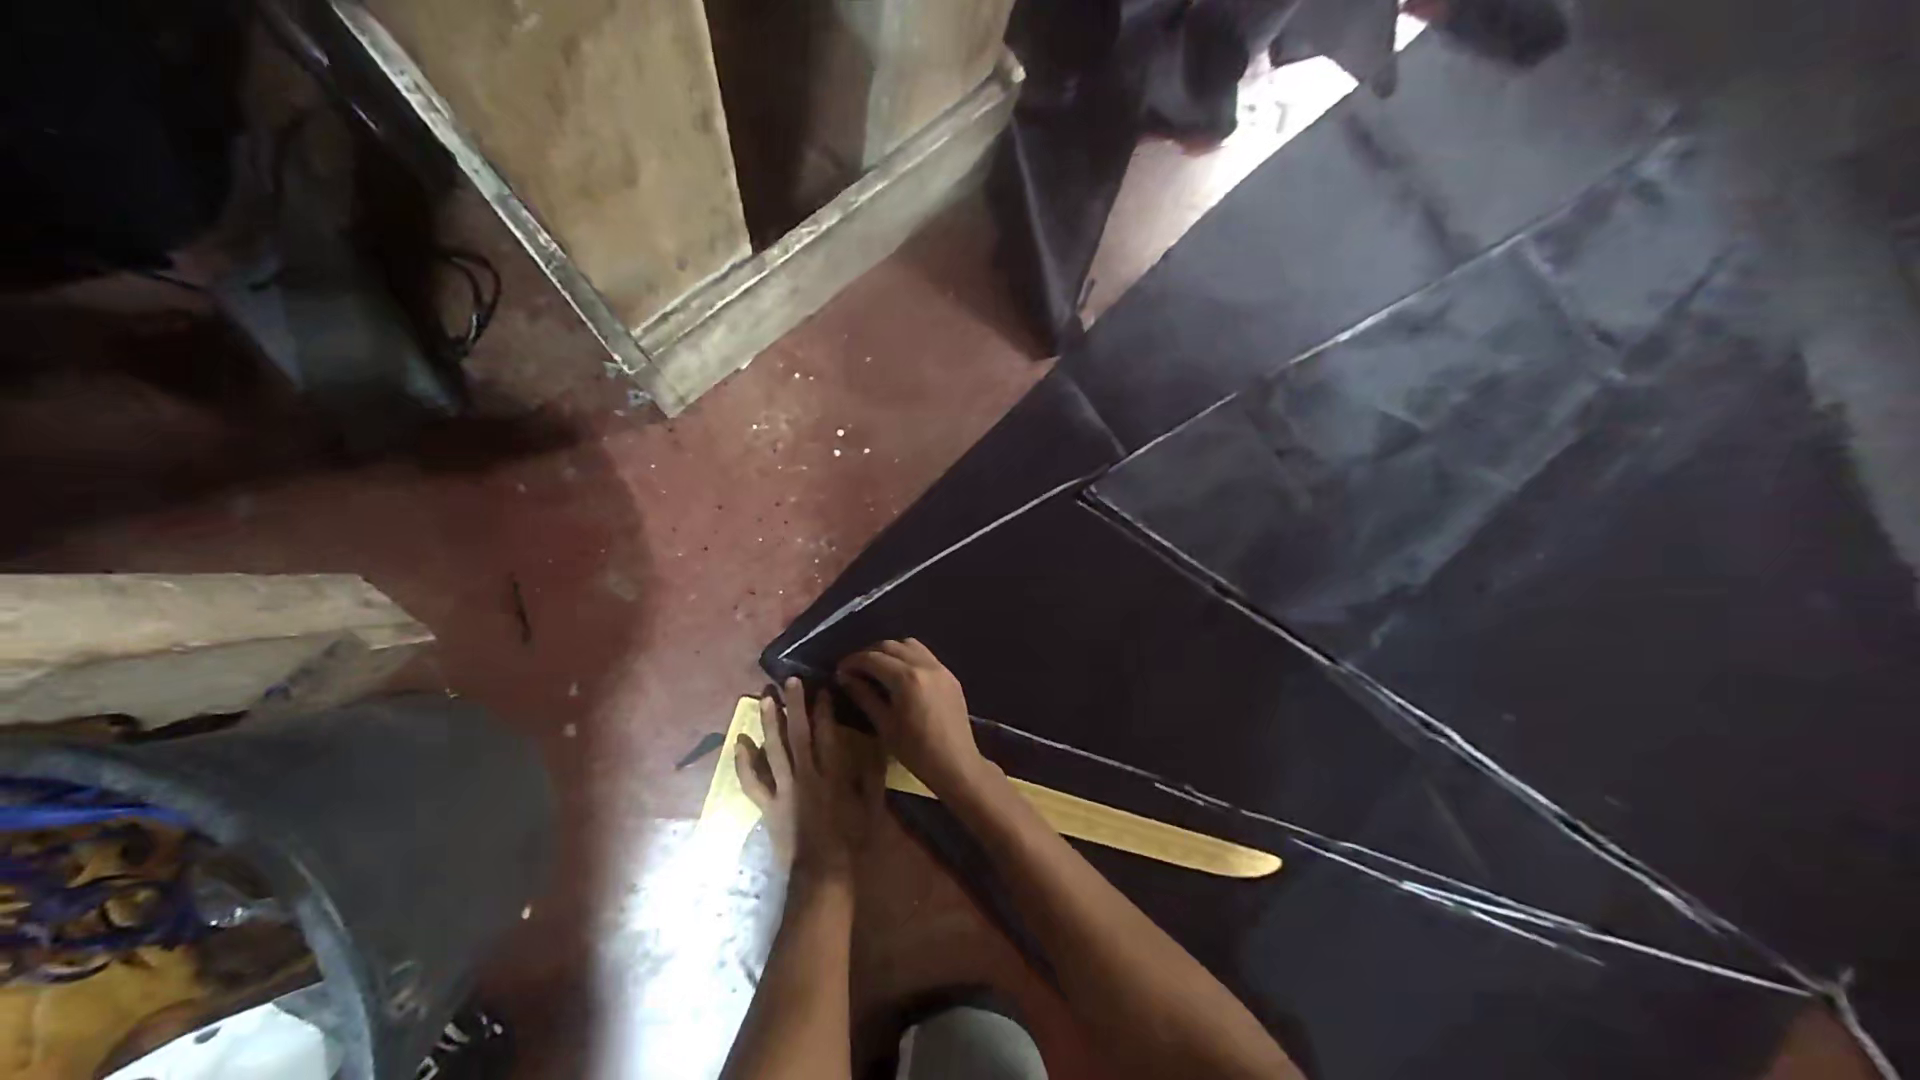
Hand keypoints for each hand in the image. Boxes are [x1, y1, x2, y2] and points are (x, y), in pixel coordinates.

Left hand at [735, 677, 883, 879]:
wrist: (822, 874)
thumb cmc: (852, 841)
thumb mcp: (873, 807)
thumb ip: (873, 774)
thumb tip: (876, 744)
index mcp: (834, 775)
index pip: (828, 734)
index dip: (824, 709)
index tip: (822, 688)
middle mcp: (807, 776)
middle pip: (798, 733)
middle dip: (794, 705)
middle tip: (788, 680)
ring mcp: (784, 790)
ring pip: (774, 749)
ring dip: (769, 721)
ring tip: (764, 697)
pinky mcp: (768, 805)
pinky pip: (752, 780)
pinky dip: (744, 761)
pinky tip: (740, 741)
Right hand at [836, 639, 989, 797]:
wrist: (955, 763)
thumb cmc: (915, 751)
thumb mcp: (884, 725)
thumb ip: (864, 696)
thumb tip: (845, 677)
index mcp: (906, 678)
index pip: (873, 658)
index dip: (853, 661)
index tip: (840, 669)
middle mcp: (924, 665)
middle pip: (891, 646)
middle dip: (869, 653)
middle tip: (855, 669)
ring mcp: (940, 668)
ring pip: (910, 645)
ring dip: (890, 651)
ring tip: (877, 668)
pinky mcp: (950, 675)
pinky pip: (925, 655)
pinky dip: (908, 656)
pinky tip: (900, 673)